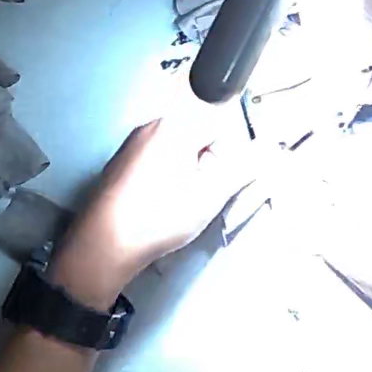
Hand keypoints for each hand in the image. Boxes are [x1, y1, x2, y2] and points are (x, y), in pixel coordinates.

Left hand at [50, 103, 255, 309]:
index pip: (220, 128)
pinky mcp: (118, 163)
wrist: (102, 245)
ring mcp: (131, 144)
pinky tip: (154, 205)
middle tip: (194, 198)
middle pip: (197, 138)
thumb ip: (242, 169)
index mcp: (175, 126)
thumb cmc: (159, 217)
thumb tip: (269, 150)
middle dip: (203, 166)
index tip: (213, 185)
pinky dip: (162, 180)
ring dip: (183, 175)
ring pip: (175, 152)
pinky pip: (154, 163)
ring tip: (173, 205)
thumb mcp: (210, 196)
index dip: (224, 159)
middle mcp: (151, 126)